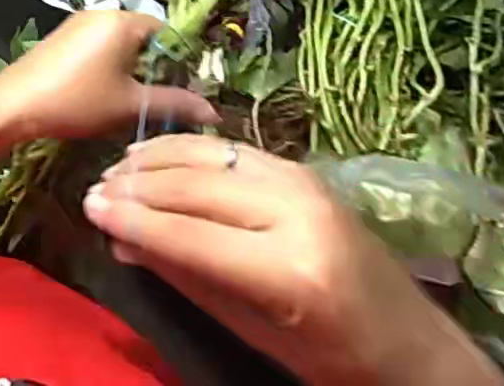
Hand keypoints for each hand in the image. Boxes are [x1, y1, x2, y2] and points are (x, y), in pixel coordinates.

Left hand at [0, 10, 217, 141]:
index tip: (188, 91)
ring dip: (134, 67)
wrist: (17, 102)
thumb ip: (175, 104)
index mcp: (122, 20)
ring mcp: (79, 23)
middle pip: (145, 35)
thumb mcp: (131, 105)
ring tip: (137, 101)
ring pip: (121, 42)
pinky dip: (112, 64)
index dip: (182, 61)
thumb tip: (213, 111)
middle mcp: (100, 13)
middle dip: (158, 66)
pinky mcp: (63, 36)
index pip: (169, 31)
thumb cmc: (78, 100)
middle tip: (164, 100)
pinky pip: (100, 44)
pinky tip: (109, 93)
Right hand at [84, 137, 503, 385]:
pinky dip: (179, 149)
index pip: (191, 236)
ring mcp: (299, 180)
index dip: (133, 220)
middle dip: (135, 187)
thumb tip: (118, 238)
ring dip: (151, 160)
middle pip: (192, 186)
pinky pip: (222, 147)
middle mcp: (298, 212)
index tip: (88, 208)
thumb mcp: (253, 330)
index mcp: (295, 271)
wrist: (415, 346)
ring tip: (113, 170)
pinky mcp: (295, 166)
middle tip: (94, 190)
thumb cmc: (332, 356)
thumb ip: (182, 275)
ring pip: (202, 155)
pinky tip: (150, 155)